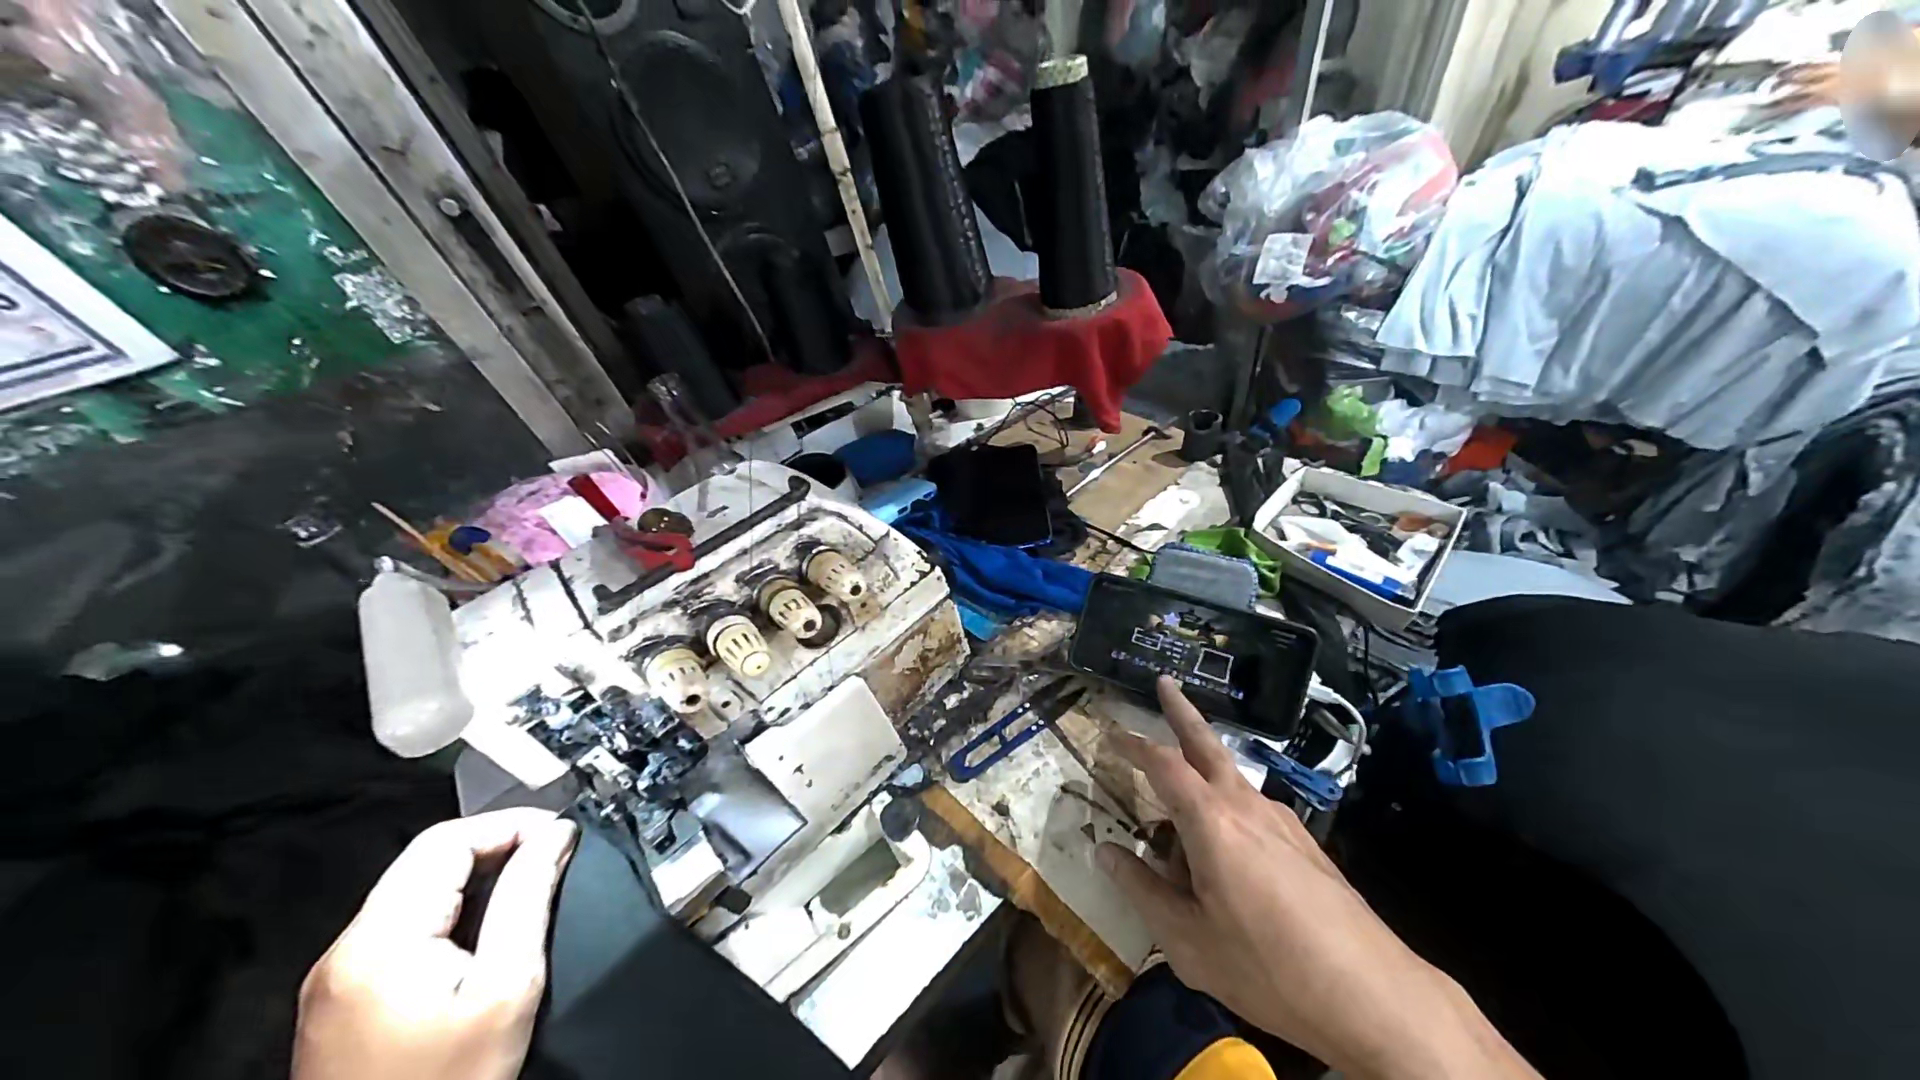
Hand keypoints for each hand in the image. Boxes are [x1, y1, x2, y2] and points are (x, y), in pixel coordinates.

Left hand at [291, 809, 578, 1079]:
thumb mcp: (508, 985)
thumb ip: (529, 898)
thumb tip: (555, 836)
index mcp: (379, 942)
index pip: (447, 840)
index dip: (511, 824)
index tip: (559, 834)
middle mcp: (345, 953)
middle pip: (427, 860)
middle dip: (497, 845)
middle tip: (553, 854)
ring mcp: (338, 978)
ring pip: (416, 888)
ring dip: (477, 874)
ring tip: (530, 885)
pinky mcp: (344, 1000)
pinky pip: (404, 924)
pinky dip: (453, 908)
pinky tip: (489, 927)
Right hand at [1097, 677, 1538, 1079]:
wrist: (1375, 996)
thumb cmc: (1267, 966)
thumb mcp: (1186, 939)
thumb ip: (1141, 889)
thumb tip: (1105, 851)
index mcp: (1211, 822)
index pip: (1163, 765)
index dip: (1133, 744)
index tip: (1111, 730)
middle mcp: (1246, 807)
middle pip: (1208, 744)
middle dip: (1182, 710)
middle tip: (1164, 683)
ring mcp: (1282, 822)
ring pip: (1232, 781)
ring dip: (1202, 773)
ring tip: (1179, 825)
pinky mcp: (1306, 845)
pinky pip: (1254, 811)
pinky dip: (1227, 812)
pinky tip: (1227, 857)